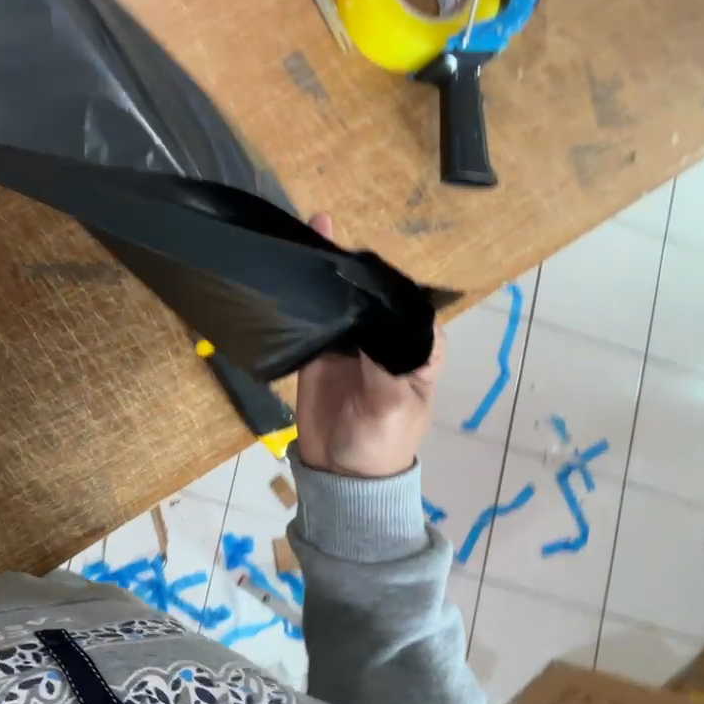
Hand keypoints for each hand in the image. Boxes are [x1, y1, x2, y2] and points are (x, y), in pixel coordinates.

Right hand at [293, 214, 445, 478]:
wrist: (341, 474)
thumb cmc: (381, 442)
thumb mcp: (393, 407)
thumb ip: (385, 365)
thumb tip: (370, 320)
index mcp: (415, 346)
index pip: (402, 301)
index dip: (381, 277)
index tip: (356, 255)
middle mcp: (383, 339)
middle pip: (367, 296)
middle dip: (348, 267)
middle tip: (321, 228)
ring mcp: (349, 346)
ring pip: (338, 304)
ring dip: (323, 276)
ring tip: (303, 236)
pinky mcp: (318, 355)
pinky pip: (312, 322)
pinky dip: (302, 301)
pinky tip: (289, 274)